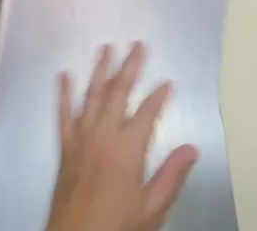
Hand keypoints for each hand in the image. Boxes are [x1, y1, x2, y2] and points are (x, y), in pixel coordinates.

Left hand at [46, 43, 198, 230]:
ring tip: (106, 47)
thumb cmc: (117, 227)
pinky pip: (64, 115)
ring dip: (100, 69)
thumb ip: (171, 176)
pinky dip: (64, 94)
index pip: (147, 112)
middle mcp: (103, 136)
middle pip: (119, 93)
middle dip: (130, 66)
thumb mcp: (152, 209)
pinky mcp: (65, 148)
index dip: (159, 96)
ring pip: (92, 96)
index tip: (167, 82)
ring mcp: (81, 139)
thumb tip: (192, 148)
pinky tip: (64, 75)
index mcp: (127, 149)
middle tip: (138, 43)